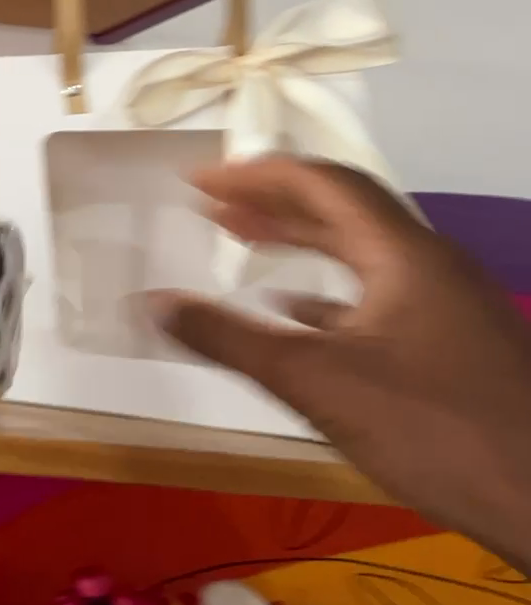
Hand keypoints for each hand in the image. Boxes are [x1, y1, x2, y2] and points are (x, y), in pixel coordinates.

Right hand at [150, 155, 530, 568]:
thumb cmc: (439, 430)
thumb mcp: (311, 380)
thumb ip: (224, 336)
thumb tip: (150, 301)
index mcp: (405, 259)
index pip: (325, 185)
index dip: (256, 173)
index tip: (197, 179)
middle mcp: (432, 271)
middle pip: (344, 212)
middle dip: (270, 201)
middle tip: (209, 204)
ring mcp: (450, 311)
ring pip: (361, 252)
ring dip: (295, 239)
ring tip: (240, 241)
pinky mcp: (455, 349)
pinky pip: (377, 293)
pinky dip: (323, 287)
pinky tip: (290, 310)